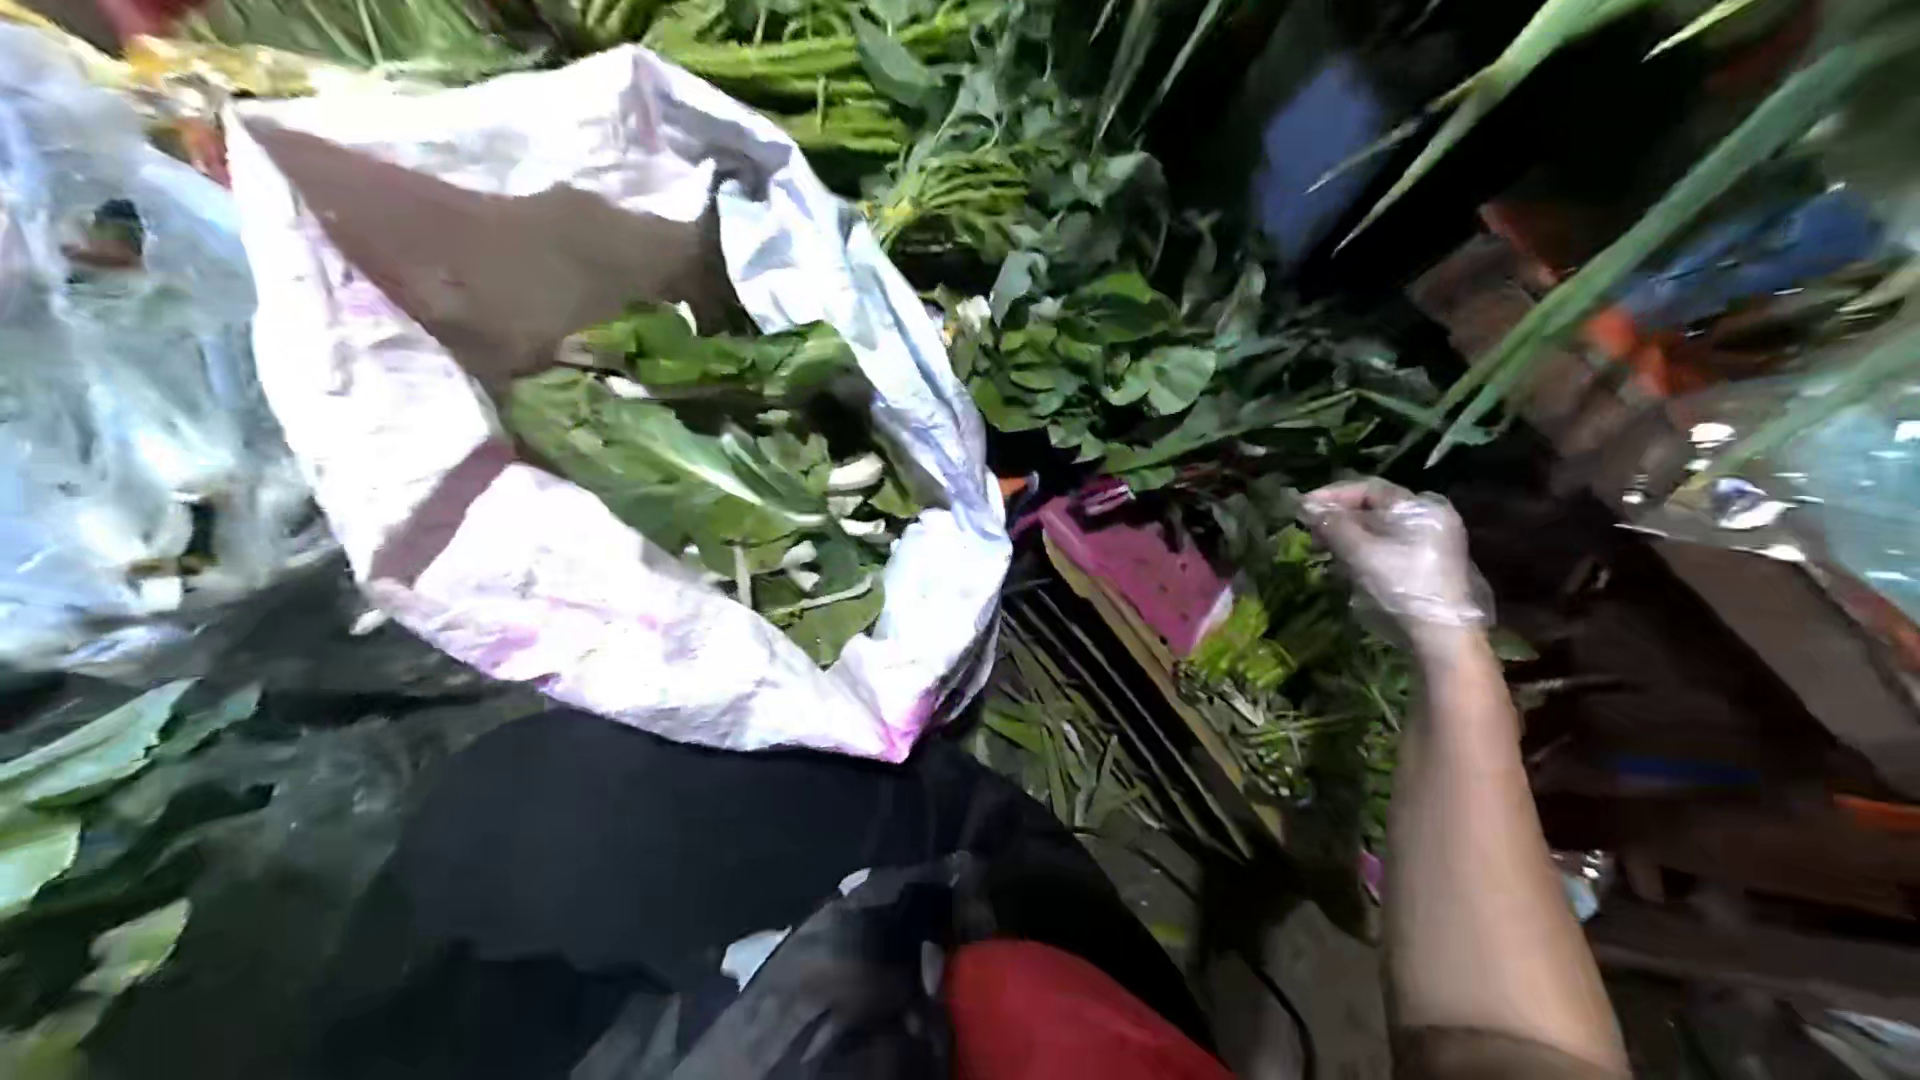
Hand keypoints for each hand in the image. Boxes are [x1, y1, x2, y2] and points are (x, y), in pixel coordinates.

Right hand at [1298, 478, 1484, 646]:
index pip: (1368, 488)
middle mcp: (1429, 517)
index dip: (1331, 494)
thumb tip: (1306, 506)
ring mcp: (1429, 541)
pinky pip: (1385, 545)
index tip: (1302, 506)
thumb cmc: (1400, 583)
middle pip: (1372, 507)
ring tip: (1319, 547)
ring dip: (1344, 534)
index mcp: (1419, 507)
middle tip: (1308, 529)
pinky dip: (1359, 548)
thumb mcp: (1359, 551)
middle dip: (1336, 516)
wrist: (1439, 634)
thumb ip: (1331, 524)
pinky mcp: (1425, 562)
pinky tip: (1342, 562)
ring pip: (1376, 528)